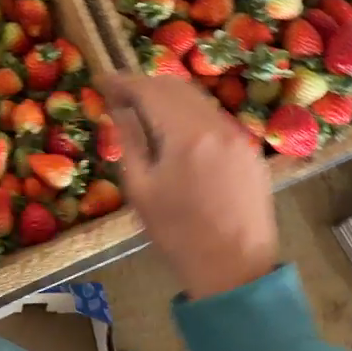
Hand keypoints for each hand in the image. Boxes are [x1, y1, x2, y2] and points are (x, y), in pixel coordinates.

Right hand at [99, 73, 279, 299]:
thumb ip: (129, 141)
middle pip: (176, 87)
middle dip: (144, 85)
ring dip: (167, 98)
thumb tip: (119, 109)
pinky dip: (189, 114)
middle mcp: (217, 126)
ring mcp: (238, 136)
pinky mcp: (250, 150)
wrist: (236, 270)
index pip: (149, 90)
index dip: (122, 81)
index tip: (101, 80)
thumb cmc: (178, 234)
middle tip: (117, 95)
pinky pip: (214, 118)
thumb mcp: (140, 189)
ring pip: (197, 99)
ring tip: (142, 111)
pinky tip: (174, 132)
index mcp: (187, 135)